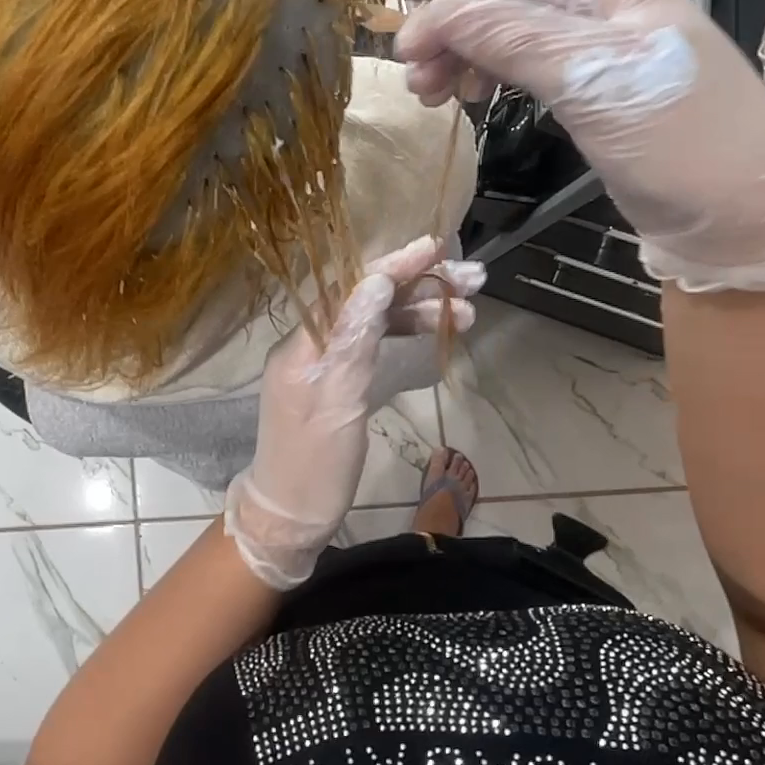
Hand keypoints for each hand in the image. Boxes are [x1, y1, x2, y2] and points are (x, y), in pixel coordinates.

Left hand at [225, 236, 486, 589]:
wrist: (289, 517)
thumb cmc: (313, 466)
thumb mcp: (337, 403)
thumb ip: (354, 340)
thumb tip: (375, 282)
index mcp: (303, 345)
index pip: (349, 289)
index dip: (392, 266)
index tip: (435, 247)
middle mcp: (312, 346)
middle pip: (366, 300)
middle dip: (418, 284)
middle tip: (475, 278)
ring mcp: (326, 365)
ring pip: (375, 322)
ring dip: (420, 310)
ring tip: (470, 309)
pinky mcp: (339, 385)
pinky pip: (374, 347)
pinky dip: (406, 336)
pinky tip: (439, 332)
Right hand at [395, 0, 764, 293]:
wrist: (746, 220)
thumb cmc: (679, 141)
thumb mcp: (593, 80)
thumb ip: (514, 38)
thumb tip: (440, 14)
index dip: (454, 2)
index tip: (408, 49)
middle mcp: (604, 16)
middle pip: (508, 4)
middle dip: (454, 34)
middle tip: (417, 84)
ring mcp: (599, 60)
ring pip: (512, 40)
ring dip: (465, 59)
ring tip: (433, 97)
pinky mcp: (593, 101)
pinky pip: (527, 73)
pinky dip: (491, 81)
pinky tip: (473, 101)